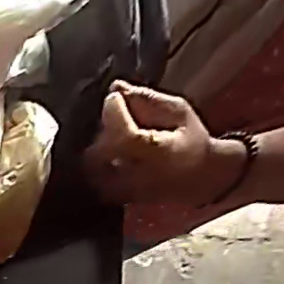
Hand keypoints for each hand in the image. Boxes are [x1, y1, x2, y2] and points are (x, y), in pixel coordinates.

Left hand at [83, 80, 247, 204]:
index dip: (114, 114)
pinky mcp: (107, 196)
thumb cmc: (189, 140)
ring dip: (99, 145)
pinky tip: (112, 151)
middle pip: (100, 147)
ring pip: (91, 162)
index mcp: (154, 153)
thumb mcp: (178, 111)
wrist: (193, 178)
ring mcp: (117, 191)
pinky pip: (90, 174)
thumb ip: (146, 100)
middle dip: (106, 129)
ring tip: (120, 137)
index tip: (114, 97)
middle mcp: (132, 176)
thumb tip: (115, 87)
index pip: (123, 136)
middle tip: (121, 118)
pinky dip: (95, 160)